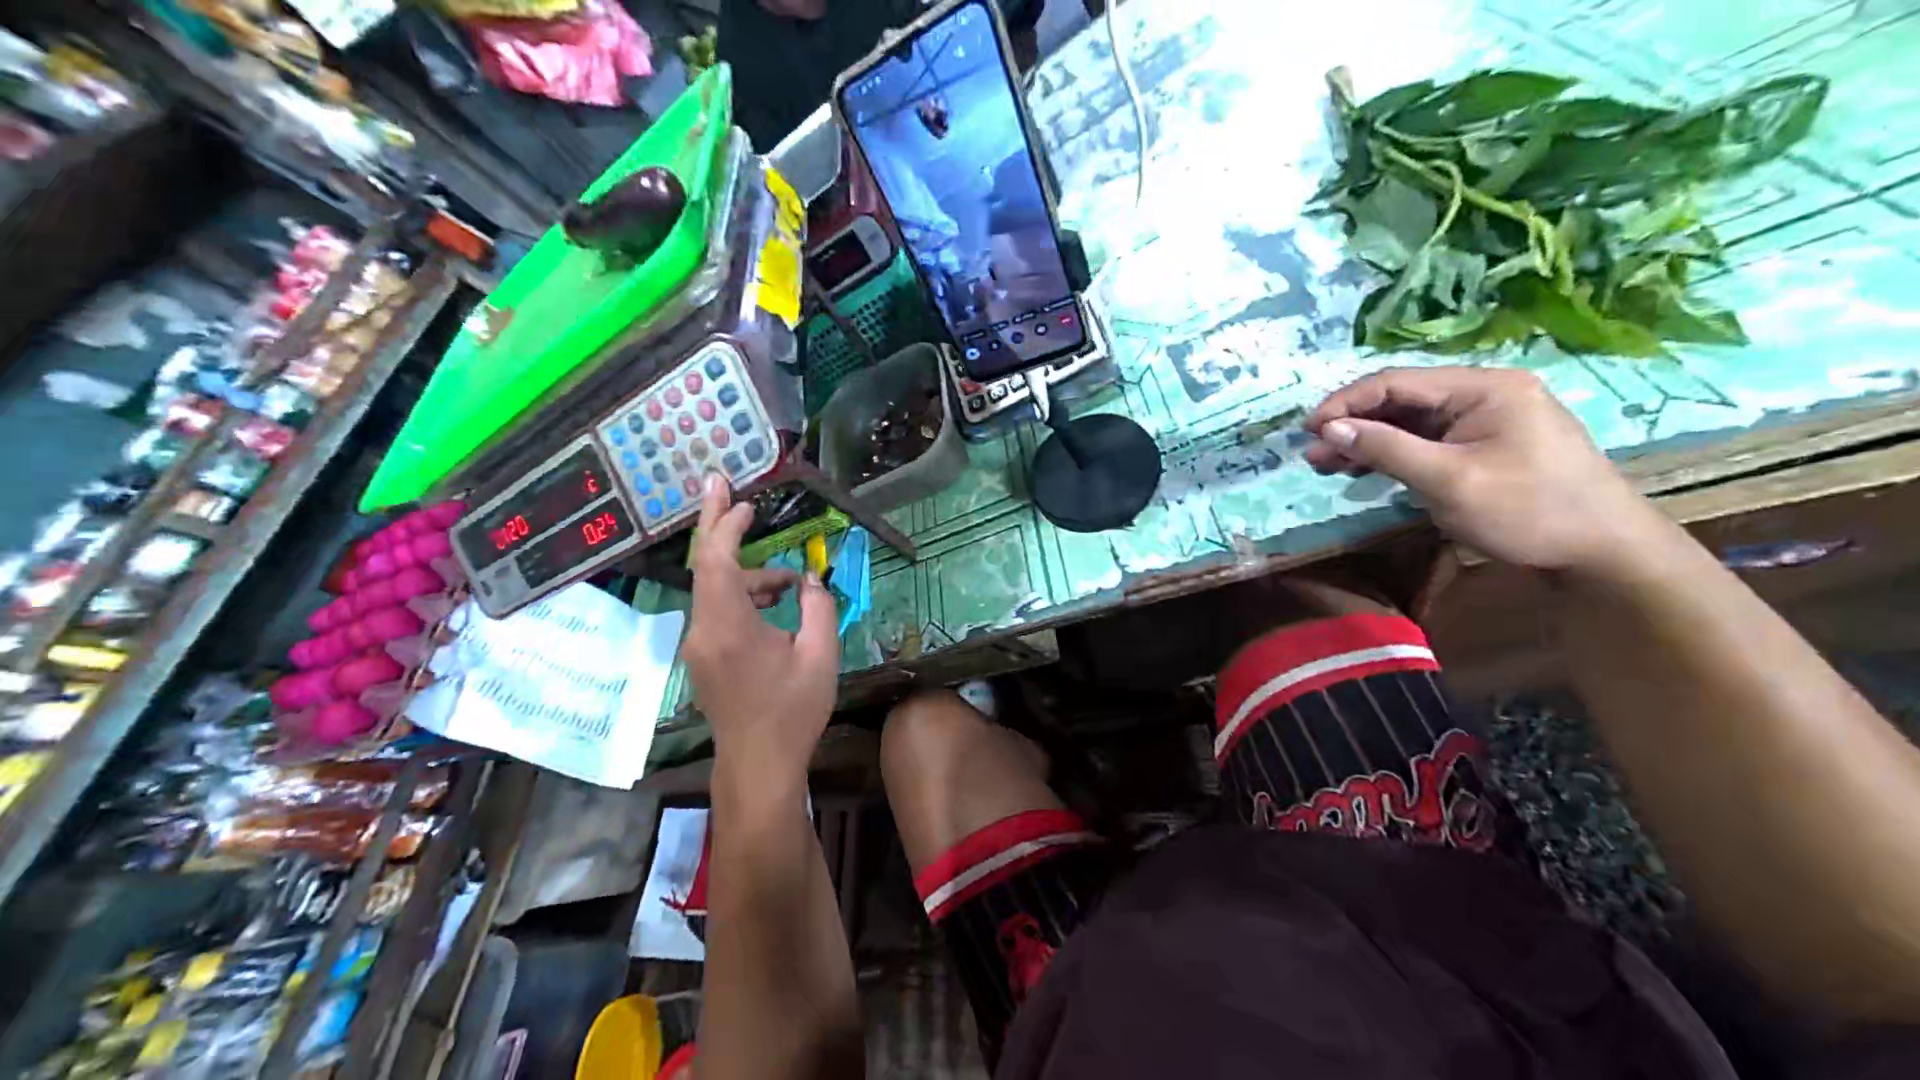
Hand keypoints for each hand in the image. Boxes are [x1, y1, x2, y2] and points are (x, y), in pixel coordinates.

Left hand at [683, 475, 840, 778]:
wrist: (759, 764)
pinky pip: (721, 611)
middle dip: (718, 524)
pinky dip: (746, 598)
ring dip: (752, 577)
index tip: (742, 500)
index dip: (726, 525)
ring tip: (792, 586)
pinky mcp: (704, 657)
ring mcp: (699, 645)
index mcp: (729, 626)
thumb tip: (810, 580)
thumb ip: (818, 607)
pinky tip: (777, 608)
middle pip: (707, 566)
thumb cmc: (793, 711)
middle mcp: (704, 630)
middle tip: (723, 486)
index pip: (717, 561)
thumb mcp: (821, 655)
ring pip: (719, 591)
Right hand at [1305, 366, 1667, 574]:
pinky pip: (1426, 441)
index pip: (1396, 382)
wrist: (1602, 551)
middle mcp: (1483, 394)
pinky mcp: (1482, 446)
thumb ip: (1385, 449)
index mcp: (1483, 387)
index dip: (1345, 403)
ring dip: (1366, 442)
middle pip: (1401, 400)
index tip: (1307, 430)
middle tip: (1312, 455)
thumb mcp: (1448, 480)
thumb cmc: (1527, 510)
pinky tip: (1363, 470)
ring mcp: (1484, 420)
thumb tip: (1328, 428)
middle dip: (1352, 425)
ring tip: (1326, 465)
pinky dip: (1391, 455)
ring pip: (1409, 422)